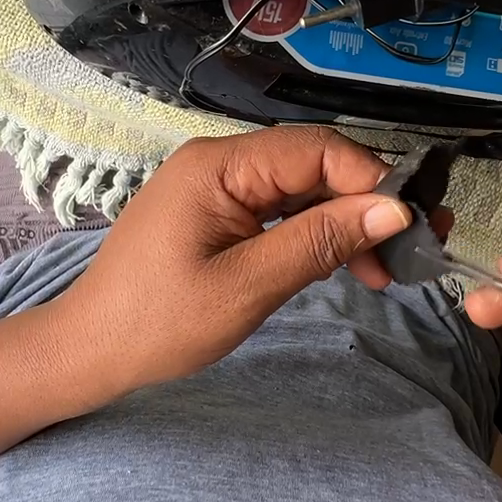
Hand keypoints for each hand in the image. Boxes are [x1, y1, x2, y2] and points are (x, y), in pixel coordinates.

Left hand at [55, 126, 412, 390]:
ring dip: (344, 224)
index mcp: (220, 165)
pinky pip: (281, 211)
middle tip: (412, 246)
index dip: (369, 178)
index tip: (411, 220)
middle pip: (311, 166)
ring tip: (384, 269)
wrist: (89, 352)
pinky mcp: (221, 212)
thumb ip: (318, 242)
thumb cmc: (158, 323)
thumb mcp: (247, 286)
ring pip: (301, 191)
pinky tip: (343, 264)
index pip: (313, 149)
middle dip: (363, 203)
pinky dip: (314, 236)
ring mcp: (220, 187)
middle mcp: (221, 162)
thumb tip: (392, 211)